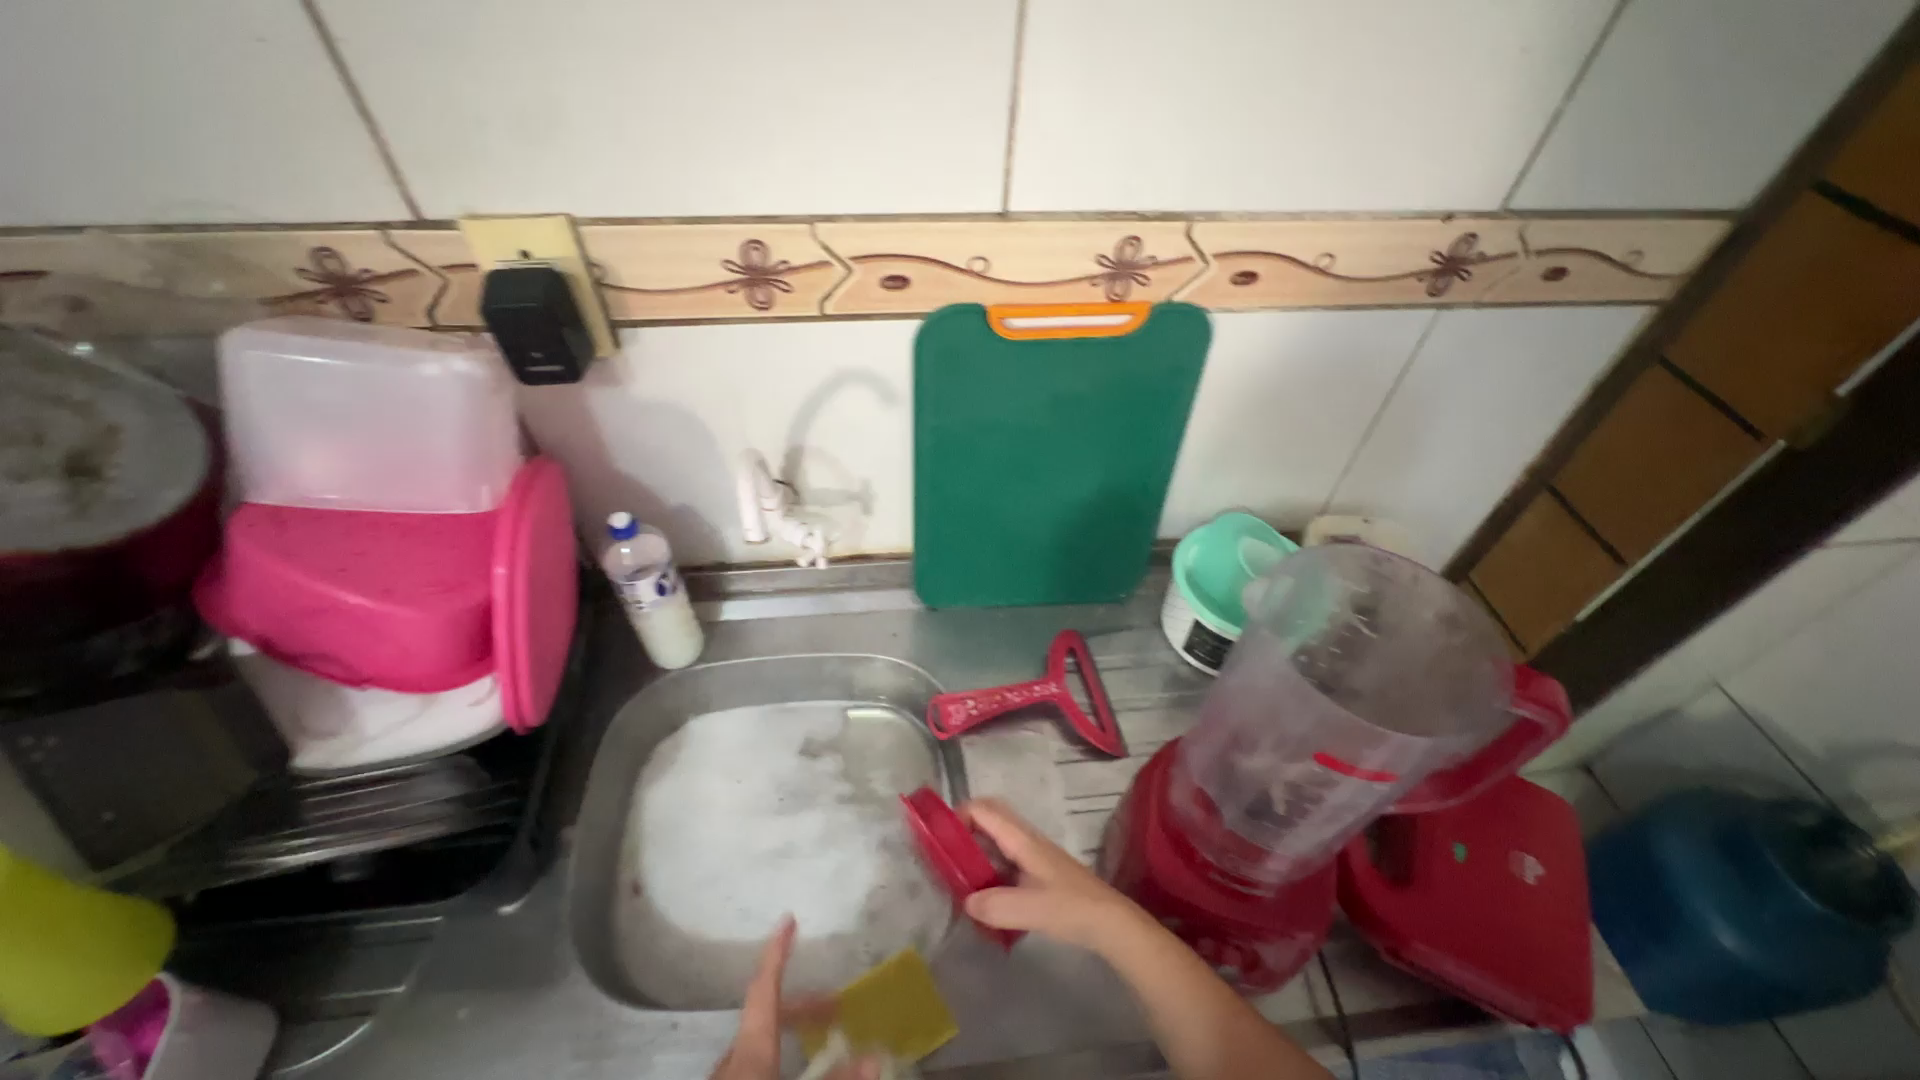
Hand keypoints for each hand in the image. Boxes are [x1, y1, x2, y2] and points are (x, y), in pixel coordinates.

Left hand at [708, 916, 876, 1079]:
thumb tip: (875, 1058)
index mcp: (751, 1049)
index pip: (764, 988)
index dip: (777, 953)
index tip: (788, 920)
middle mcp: (732, 1059)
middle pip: (766, 1015)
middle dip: (801, 1005)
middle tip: (837, 1008)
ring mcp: (724, 1078)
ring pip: (758, 1045)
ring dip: (789, 1035)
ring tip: (819, 1044)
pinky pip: (751, 1066)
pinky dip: (776, 1059)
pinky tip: (793, 1072)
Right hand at [960, 797, 1152, 953]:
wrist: (1110, 922)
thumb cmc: (1071, 908)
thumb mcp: (1029, 910)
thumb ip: (994, 905)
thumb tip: (966, 901)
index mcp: (1023, 840)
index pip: (985, 810)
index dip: (958, 815)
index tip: (939, 838)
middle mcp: (1027, 840)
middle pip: (991, 815)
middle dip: (965, 826)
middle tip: (945, 852)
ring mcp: (1035, 854)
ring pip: (999, 836)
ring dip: (976, 846)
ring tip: (958, 873)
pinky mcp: (1040, 870)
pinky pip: (1006, 855)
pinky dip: (990, 863)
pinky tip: (985, 892)